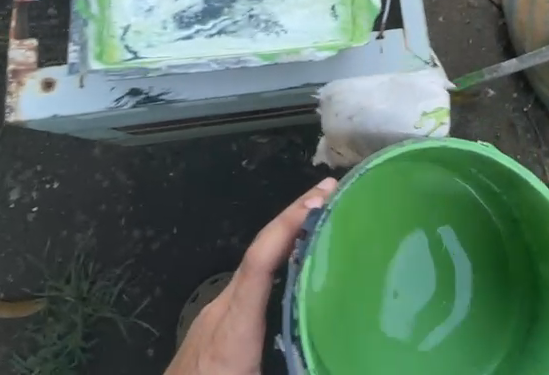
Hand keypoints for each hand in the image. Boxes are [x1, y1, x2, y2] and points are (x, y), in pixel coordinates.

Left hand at [165, 178, 337, 374]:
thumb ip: (297, 367)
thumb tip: (334, 360)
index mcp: (233, 332)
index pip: (259, 263)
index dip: (289, 225)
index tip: (321, 197)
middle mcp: (221, 312)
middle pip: (259, 251)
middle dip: (294, 216)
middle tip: (334, 191)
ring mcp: (214, 315)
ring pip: (254, 264)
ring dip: (286, 238)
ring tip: (324, 221)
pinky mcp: (214, 326)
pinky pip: (250, 281)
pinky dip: (276, 262)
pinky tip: (296, 266)